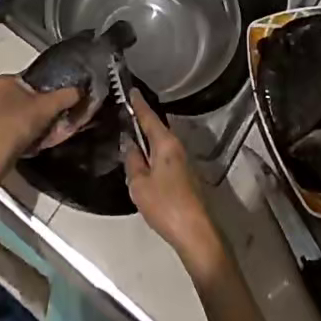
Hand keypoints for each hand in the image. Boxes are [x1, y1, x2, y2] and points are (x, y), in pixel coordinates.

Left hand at [0, 74, 80, 169]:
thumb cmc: (18, 125)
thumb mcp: (49, 107)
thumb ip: (67, 95)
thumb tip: (80, 90)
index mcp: (3, 80)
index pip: (31, 80)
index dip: (46, 92)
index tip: (54, 105)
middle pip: (22, 98)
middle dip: (36, 108)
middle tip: (48, 120)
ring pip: (12, 113)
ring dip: (25, 122)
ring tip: (38, 135)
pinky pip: (3, 127)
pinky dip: (14, 133)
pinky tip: (23, 144)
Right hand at [123, 91, 223, 274]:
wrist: (194, 231)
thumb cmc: (165, 204)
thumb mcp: (139, 184)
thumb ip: (133, 161)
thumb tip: (129, 143)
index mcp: (165, 143)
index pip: (149, 117)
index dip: (139, 104)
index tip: (132, 89)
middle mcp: (177, 146)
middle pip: (157, 128)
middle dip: (143, 119)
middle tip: (126, 111)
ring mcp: (183, 160)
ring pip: (161, 142)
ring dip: (148, 137)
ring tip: (131, 132)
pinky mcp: (184, 173)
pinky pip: (165, 154)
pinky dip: (153, 150)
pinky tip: (144, 157)